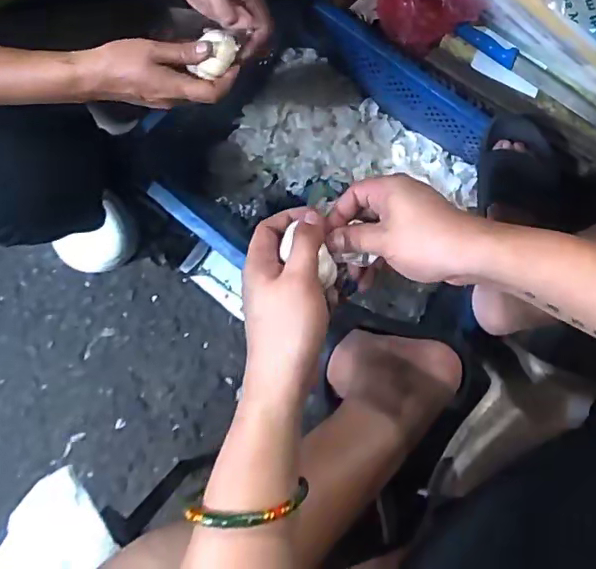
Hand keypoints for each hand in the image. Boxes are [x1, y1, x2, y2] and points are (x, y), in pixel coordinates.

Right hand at [73, 38, 235, 107]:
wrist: (87, 77)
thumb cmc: (118, 61)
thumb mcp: (153, 50)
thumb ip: (182, 51)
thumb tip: (210, 51)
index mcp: (175, 89)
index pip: (213, 94)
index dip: (229, 80)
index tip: (235, 62)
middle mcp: (172, 100)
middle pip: (206, 94)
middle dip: (220, 75)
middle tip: (224, 54)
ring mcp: (162, 100)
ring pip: (193, 91)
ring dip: (204, 75)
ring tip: (208, 52)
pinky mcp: (154, 96)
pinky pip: (180, 88)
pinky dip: (190, 75)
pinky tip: (186, 57)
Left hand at [171, 0, 273, 59]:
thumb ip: (227, 9)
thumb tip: (238, 25)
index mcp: (254, 1)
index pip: (265, 28)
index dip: (256, 44)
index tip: (241, 55)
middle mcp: (252, 8)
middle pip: (261, 34)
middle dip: (252, 50)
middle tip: (236, 62)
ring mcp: (242, 12)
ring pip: (251, 35)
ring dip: (244, 49)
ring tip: (230, 60)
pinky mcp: (230, 16)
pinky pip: (239, 33)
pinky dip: (235, 44)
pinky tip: (223, 52)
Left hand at [241, 208, 332, 402]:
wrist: (283, 380)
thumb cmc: (290, 324)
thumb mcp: (300, 275)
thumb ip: (306, 241)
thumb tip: (311, 215)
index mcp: (258, 264)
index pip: (269, 226)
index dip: (292, 216)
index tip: (319, 218)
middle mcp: (263, 277)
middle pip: (286, 246)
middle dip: (312, 243)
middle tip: (334, 247)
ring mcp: (275, 298)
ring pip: (299, 269)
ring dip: (320, 268)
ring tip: (337, 276)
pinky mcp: (287, 315)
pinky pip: (305, 291)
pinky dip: (321, 289)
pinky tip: (334, 300)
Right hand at [327, 176, 494, 285]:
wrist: (471, 252)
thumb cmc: (423, 242)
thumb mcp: (383, 242)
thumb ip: (353, 238)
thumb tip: (330, 238)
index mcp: (387, 188)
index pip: (352, 193)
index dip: (337, 215)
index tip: (326, 240)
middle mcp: (398, 194)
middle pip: (363, 211)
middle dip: (349, 238)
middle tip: (338, 263)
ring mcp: (410, 211)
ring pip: (377, 228)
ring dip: (364, 251)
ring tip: (355, 279)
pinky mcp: (420, 228)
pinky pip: (392, 236)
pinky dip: (381, 253)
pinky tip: (371, 278)